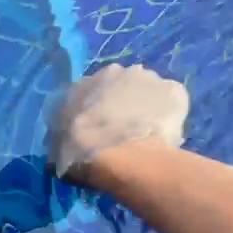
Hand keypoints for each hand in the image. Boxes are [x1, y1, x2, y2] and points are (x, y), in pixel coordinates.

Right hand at [50, 64, 188, 184]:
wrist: (129, 159)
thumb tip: (67, 140)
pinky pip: (167, 98)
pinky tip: (159, 128)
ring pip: (143, 89)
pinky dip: (164, 110)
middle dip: (116, 102)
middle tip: (116, 125)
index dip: (87, 110)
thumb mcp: (59, 146)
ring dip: (142, 104)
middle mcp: (112, 73)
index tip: (90, 126)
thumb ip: (64, 134)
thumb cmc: (83, 151)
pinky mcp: (174, 90)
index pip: (82, 93)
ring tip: (141, 128)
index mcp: (79, 85)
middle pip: (115, 86)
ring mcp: (147, 78)